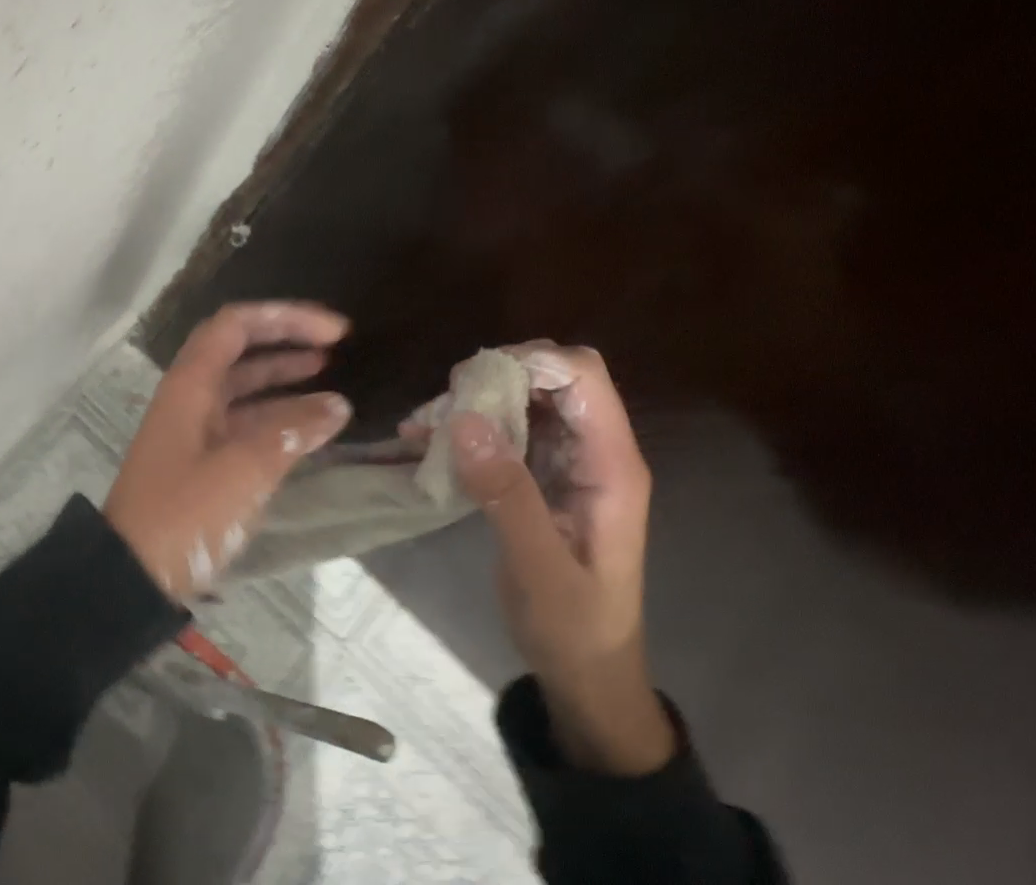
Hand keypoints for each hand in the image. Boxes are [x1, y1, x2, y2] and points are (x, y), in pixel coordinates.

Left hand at [105, 301, 353, 598]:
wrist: (133, 572)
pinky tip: (308, 430)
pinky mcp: (200, 462)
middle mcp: (189, 398)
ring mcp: (193, 430)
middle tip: (339, 348)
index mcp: (190, 386)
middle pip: (239, 351)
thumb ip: (292, 432)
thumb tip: (336, 404)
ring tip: (331, 382)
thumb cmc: (185, 514)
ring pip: (243, 390)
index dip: (286, 318)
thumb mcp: (244, 470)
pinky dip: (276, 419)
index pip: (236, 325)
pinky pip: (243, 424)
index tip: (335, 332)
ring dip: (283, 381)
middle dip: (287, 343)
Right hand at [449, 342, 674, 775]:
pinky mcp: (540, 480)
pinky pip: (507, 433)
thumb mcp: (538, 565)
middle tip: (443, 404)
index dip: (531, 361)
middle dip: (497, 376)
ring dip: (476, 402)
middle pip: (553, 378)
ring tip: (423, 424)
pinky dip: (470, 429)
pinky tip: (427, 442)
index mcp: (611, 466)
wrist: (585, 674)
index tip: (469, 382)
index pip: (583, 377)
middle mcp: (593, 453)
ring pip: (525, 402)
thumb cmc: (573, 625)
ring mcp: (567, 466)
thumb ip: (506, 492)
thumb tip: (464, 418)